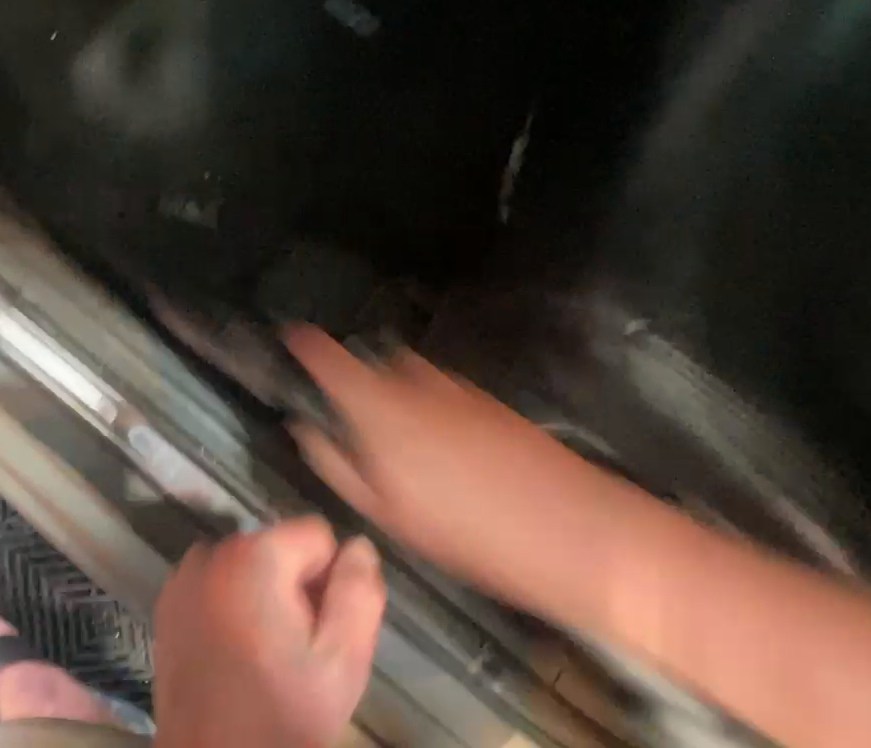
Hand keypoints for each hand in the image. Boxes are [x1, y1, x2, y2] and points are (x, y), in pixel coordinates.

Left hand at [152, 517, 385, 747]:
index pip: (317, 535)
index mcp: (256, 555)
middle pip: (278, 547)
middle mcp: (213, 549)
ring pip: (247, 565)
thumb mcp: (342, 662)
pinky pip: (216, 584)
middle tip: (296, 648)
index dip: (331, 579)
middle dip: (295, 587)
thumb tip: (358, 545)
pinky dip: (230, 605)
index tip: (322, 627)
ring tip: (264, 654)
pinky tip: (234, 652)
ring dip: (262, 596)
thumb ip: (358, 594)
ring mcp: (184, 573)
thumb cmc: (281, 717)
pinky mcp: (167, 599)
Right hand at [285, 324, 625, 620]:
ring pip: (407, 376)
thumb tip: (303, 428)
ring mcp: (455, 387)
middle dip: (351, 380)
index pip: (326, 353)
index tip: (289, 336)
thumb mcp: (384, 510)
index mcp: (375, 404)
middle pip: (368, 362)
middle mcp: (412, 382)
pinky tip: (444, 452)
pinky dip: (428, 405)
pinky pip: (441, 391)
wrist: (581, 533)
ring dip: (392, 392)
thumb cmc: (466, 531)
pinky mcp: (489, 402)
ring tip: (397, 440)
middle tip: (348, 420)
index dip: (302, 340)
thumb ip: (333, 462)